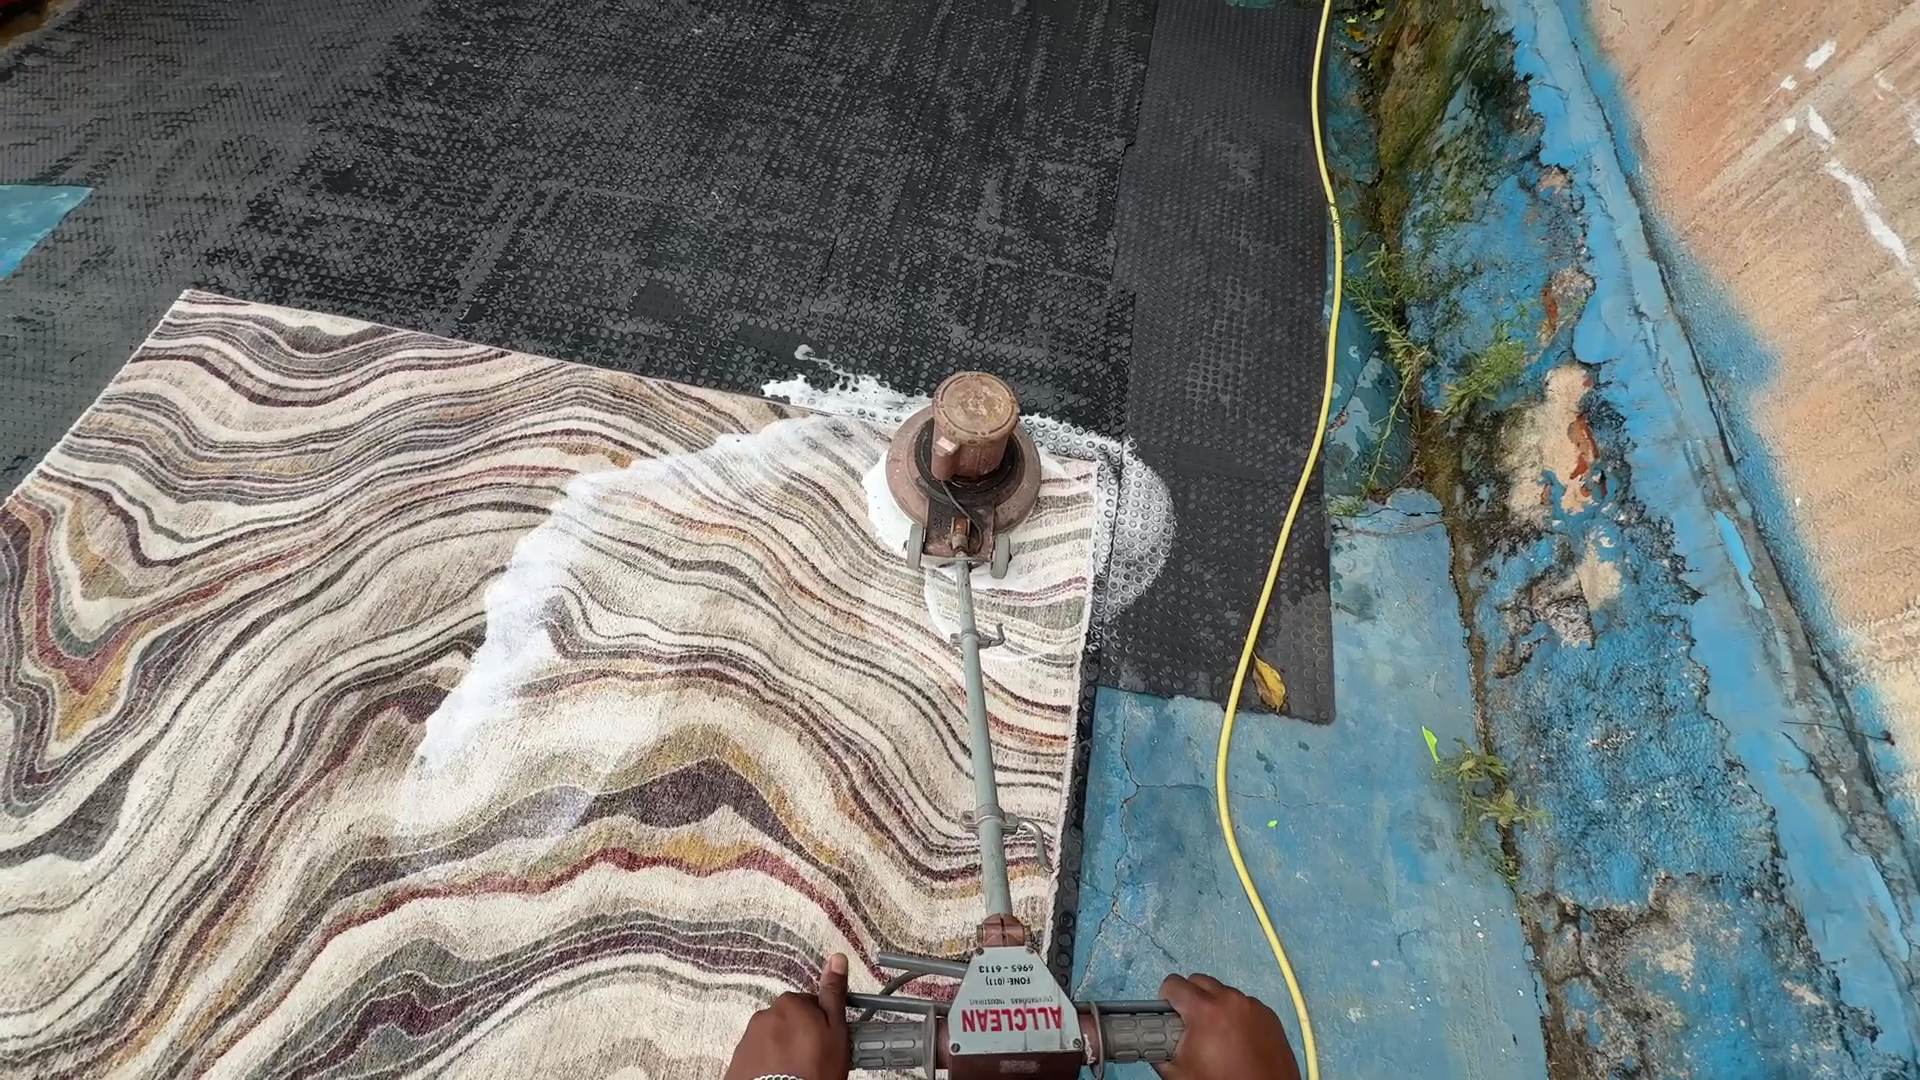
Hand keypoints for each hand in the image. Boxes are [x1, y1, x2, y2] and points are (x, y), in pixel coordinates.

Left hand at [722, 953, 850, 1079]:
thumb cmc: (813, 1071)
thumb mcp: (836, 1031)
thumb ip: (834, 994)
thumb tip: (837, 959)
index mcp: (790, 1003)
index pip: (809, 1006)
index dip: (820, 1025)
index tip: (825, 1043)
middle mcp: (764, 1016)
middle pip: (787, 1022)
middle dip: (798, 1037)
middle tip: (811, 1061)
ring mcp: (747, 1041)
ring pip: (770, 1042)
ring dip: (780, 1053)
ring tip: (794, 1075)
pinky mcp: (735, 1066)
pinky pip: (755, 1061)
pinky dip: (764, 1069)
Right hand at [1154, 973, 1301, 1079]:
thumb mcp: (1179, 1073)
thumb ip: (1160, 1048)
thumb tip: (1152, 1039)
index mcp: (1205, 1010)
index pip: (1173, 984)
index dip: (1166, 999)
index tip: (1168, 1014)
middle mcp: (1230, 1000)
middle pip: (1198, 982)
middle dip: (1190, 999)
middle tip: (1191, 1026)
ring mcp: (1253, 1006)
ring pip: (1222, 992)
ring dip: (1214, 1006)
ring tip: (1217, 1037)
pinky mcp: (1269, 1016)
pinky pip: (1244, 1004)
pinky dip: (1237, 1015)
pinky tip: (1237, 1040)